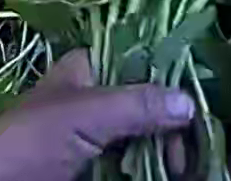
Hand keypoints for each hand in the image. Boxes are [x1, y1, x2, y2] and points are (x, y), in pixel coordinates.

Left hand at [0, 49, 196, 180]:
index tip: (192, 105)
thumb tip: (189, 101)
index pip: (137, 60)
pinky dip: (148, 165)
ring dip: (162, 148)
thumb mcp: (89, 114)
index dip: (165, 78)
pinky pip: (131, 159)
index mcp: (88, 67)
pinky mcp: (95, 163)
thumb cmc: (39, 136)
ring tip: (177, 167)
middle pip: (143, 100)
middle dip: (167, 123)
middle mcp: (94, 93)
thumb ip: (137, 106)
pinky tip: (164, 171)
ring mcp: (94, 131)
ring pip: (140, 133)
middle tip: (183, 154)